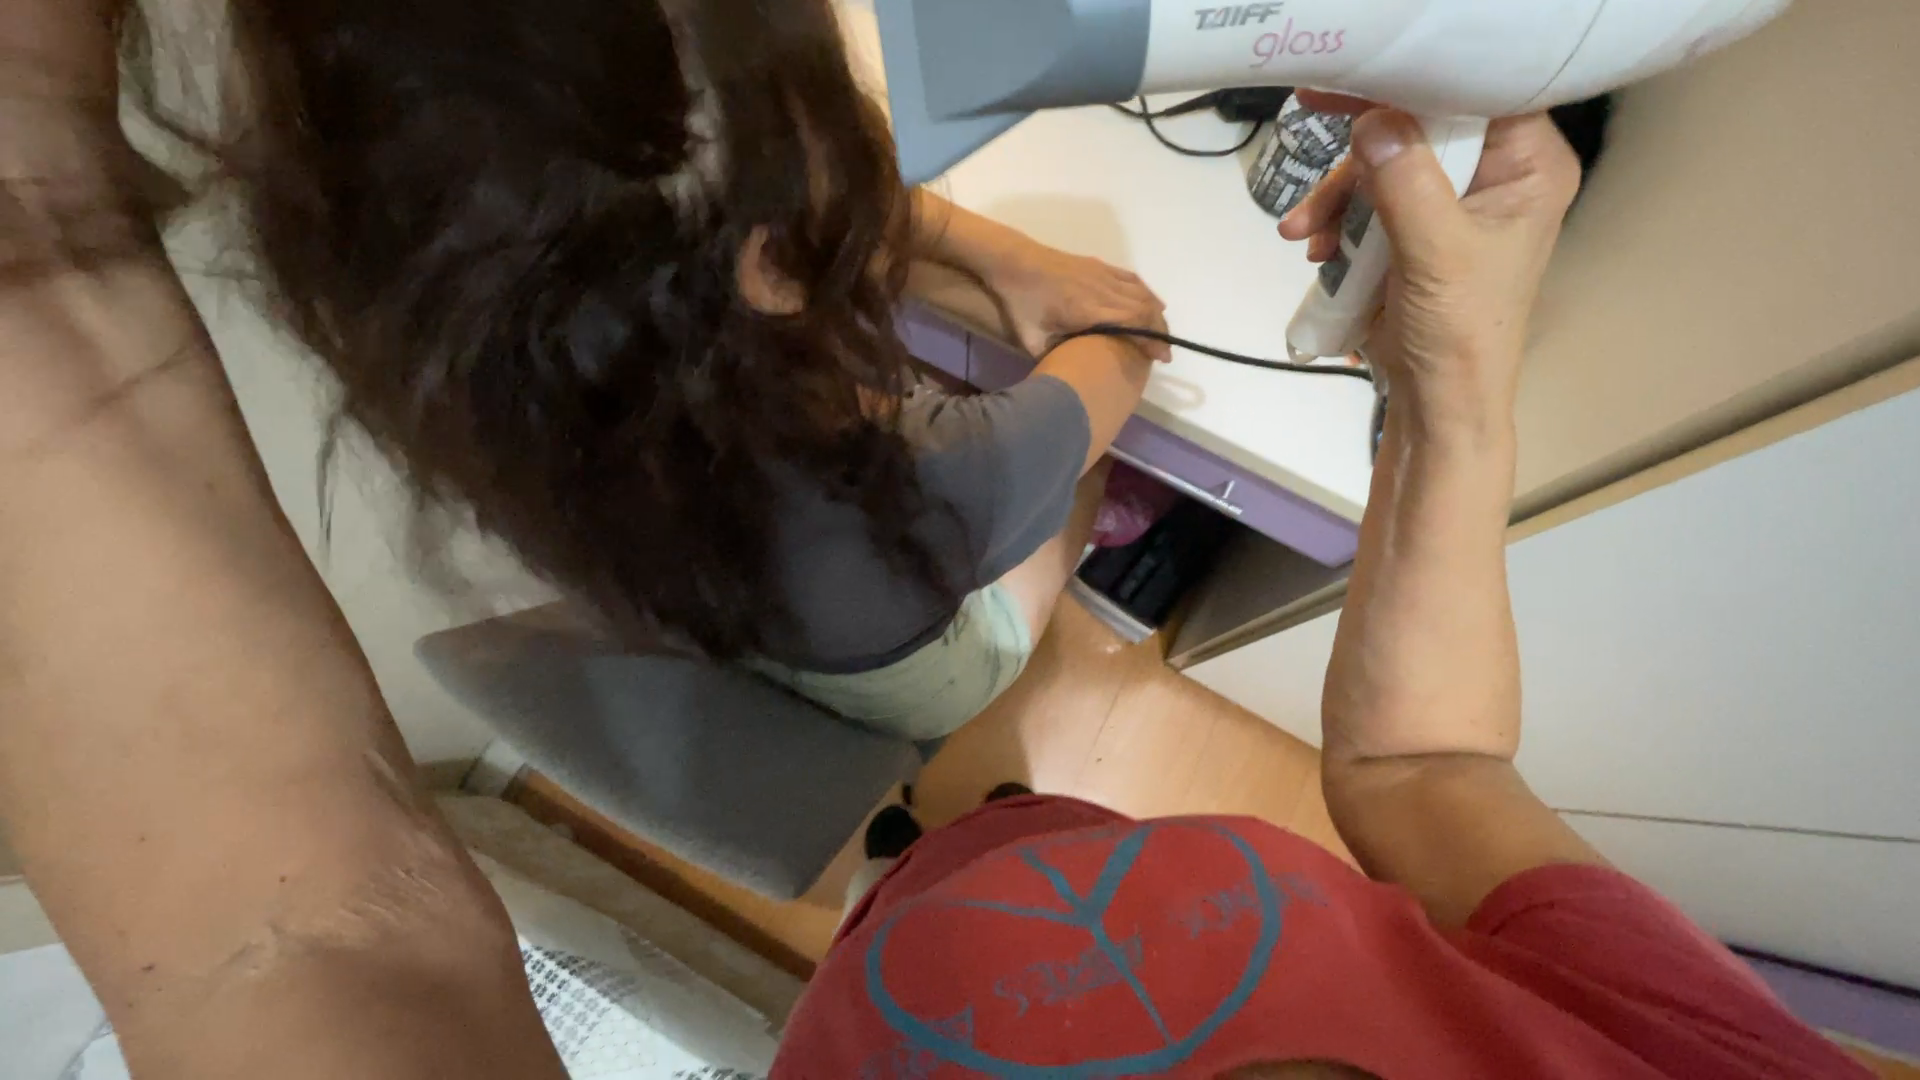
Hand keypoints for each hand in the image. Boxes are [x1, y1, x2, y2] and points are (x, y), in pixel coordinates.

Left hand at [986, 240, 1172, 361]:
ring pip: (1141, 292)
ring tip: (1160, 334)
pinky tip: (1151, 305)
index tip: (1161, 357)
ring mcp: (1102, 275)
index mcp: (1088, 309)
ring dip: (1155, 313)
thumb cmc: (1020, 303)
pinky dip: (1146, 294)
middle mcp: (1102, 290)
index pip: (1133, 322)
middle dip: (1160, 331)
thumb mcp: (1031, 340)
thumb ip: (1052, 359)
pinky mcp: (1098, 266)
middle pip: (1145, 307)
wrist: (1014, 261)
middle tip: (1164, 352)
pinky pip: (1131, 280)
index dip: (1151, 340)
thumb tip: (1067, 375)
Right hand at [1279, 103, 1580, 433]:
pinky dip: (1336, 227)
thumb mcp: (1436, 252)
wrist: (1436, 399)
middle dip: (1357, 166)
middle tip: (1312, 193)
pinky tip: (1317, 252)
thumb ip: (1406, 183)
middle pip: (1417, 134)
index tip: (1351, 82)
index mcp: (1525, 167)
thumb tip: (1371, 119)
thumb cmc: (1460, 330)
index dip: (1415, 83)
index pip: (1477, 95)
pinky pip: (1366, 210)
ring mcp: (1447, 209)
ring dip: (1335, 203)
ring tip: (1303, 239)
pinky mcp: (1410, 237)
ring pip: (1381, 173)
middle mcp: (1491, 178)